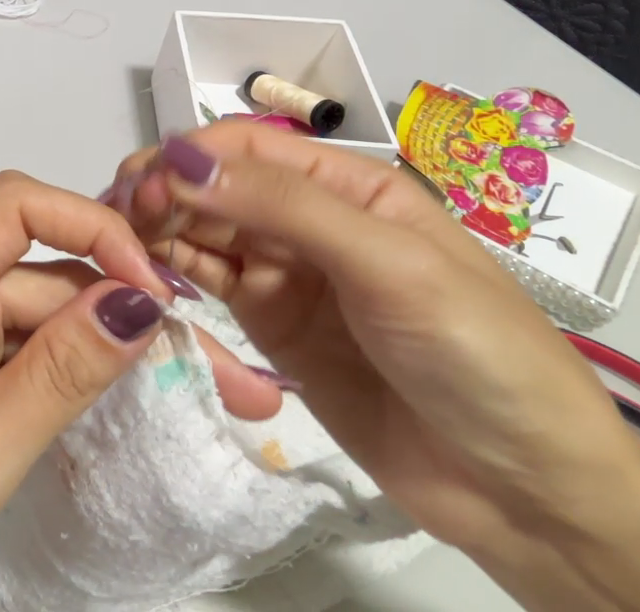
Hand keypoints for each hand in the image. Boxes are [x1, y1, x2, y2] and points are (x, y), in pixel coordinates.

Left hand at [0, 171, 281, 611]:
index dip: (91, 227)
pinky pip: (19, 351)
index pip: (13, 207)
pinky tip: (127, 394)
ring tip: (201, 389)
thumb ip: (59, 374)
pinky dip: (72, 370)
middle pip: (42, 272)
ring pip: (39, 315)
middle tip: (223, 373)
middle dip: (129, 307)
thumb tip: (138, 304)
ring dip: (111, 345)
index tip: (155, 293)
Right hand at [113, 122, 639, 609]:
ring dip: (158, 229)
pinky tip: (144, 277)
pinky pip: (207, 281)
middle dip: (164, 191)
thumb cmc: (475, 354)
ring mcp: (286, 272)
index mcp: (351, 187)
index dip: (191, 158)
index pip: (249, 148)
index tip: (144, 189)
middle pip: (216, 185)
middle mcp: (310, 220)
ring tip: (118, 249)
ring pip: (202, 229)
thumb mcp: (391, 265)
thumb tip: (181, 161)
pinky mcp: (268, 322)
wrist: (522, 490)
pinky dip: (171, 272)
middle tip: (117, 222)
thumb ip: (286, 207)